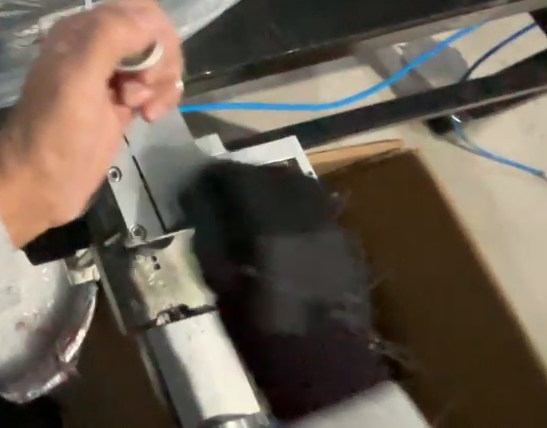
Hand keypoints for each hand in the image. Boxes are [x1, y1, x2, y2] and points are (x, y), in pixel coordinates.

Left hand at [0, 0, 181, 247]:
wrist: (38, 184)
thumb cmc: (55, 131)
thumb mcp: (77, 78)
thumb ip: (109, 38)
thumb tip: (151, 20)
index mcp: (80, 30)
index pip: (140, 10)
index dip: (156, 37)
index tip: (146, 71)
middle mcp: (95, 46)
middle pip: (154, 34)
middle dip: (161, 62)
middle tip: (140, 91)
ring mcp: (108, 75)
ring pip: (158, 60)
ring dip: (161, 82)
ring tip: (141, 107)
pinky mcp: (119, 102)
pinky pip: (155, 85)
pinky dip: (161, 97)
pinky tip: (148, 116)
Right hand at [187, 161, 385, 419]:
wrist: (322, 373)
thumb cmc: (259, 329)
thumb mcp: (218, 277)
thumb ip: (207, 230)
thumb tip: (197, 200)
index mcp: (268, 219)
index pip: (235, 173)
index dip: (211, 175)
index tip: (196, 184)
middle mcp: (305, 214)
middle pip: (271, 172)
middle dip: (244, 175)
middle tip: (224, 191)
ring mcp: (333, 229)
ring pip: (302, 186)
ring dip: (274, 187)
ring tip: (255, 205)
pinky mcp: (350, 247)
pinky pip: (320, 211)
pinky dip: (298, 209)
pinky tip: (285, 231)